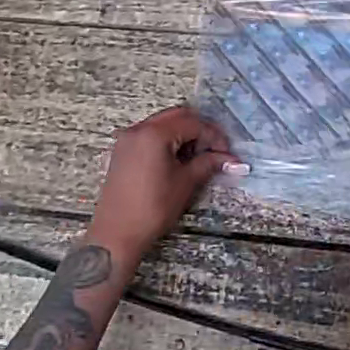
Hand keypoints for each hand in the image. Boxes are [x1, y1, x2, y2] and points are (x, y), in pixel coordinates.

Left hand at [86, 107, 239, 262]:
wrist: (117, 234)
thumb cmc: (153, 207)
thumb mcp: (186, 182)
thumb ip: (209, 163)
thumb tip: (232, 160)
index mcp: (154, 134)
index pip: (194, 124)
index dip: (215, 136)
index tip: (227, 154)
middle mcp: (139, 129)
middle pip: (178, 116)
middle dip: (201, 130)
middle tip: (215, 150)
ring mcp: (128, 139)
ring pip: (164, 123)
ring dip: (185, 134)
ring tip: (199, 157)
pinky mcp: (123, 151)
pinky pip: (151, 134)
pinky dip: (169, 139)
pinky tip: (179, 159)